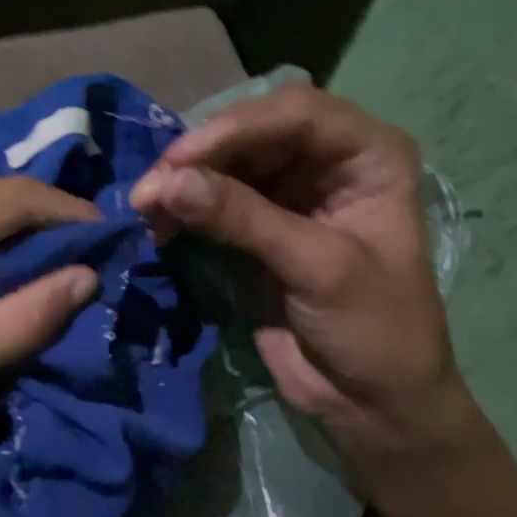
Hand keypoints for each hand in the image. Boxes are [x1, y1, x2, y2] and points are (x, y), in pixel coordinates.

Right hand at [131, 85, 466, 455]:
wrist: (369, 401)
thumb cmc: (373, 329)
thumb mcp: (317, 268)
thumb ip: (244, 220)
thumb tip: (168, 184)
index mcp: (368, 156)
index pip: (295, 115)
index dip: (234, 129)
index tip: (180, 161)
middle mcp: (328, 164)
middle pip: (253, 135)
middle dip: (199, 157)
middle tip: (149, 188)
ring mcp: (288, 198)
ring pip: (225, 168)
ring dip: (183, 184)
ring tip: (143, 208)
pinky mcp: (256, 234)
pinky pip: (212, 206)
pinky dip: (182, 212)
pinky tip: (156, 225)